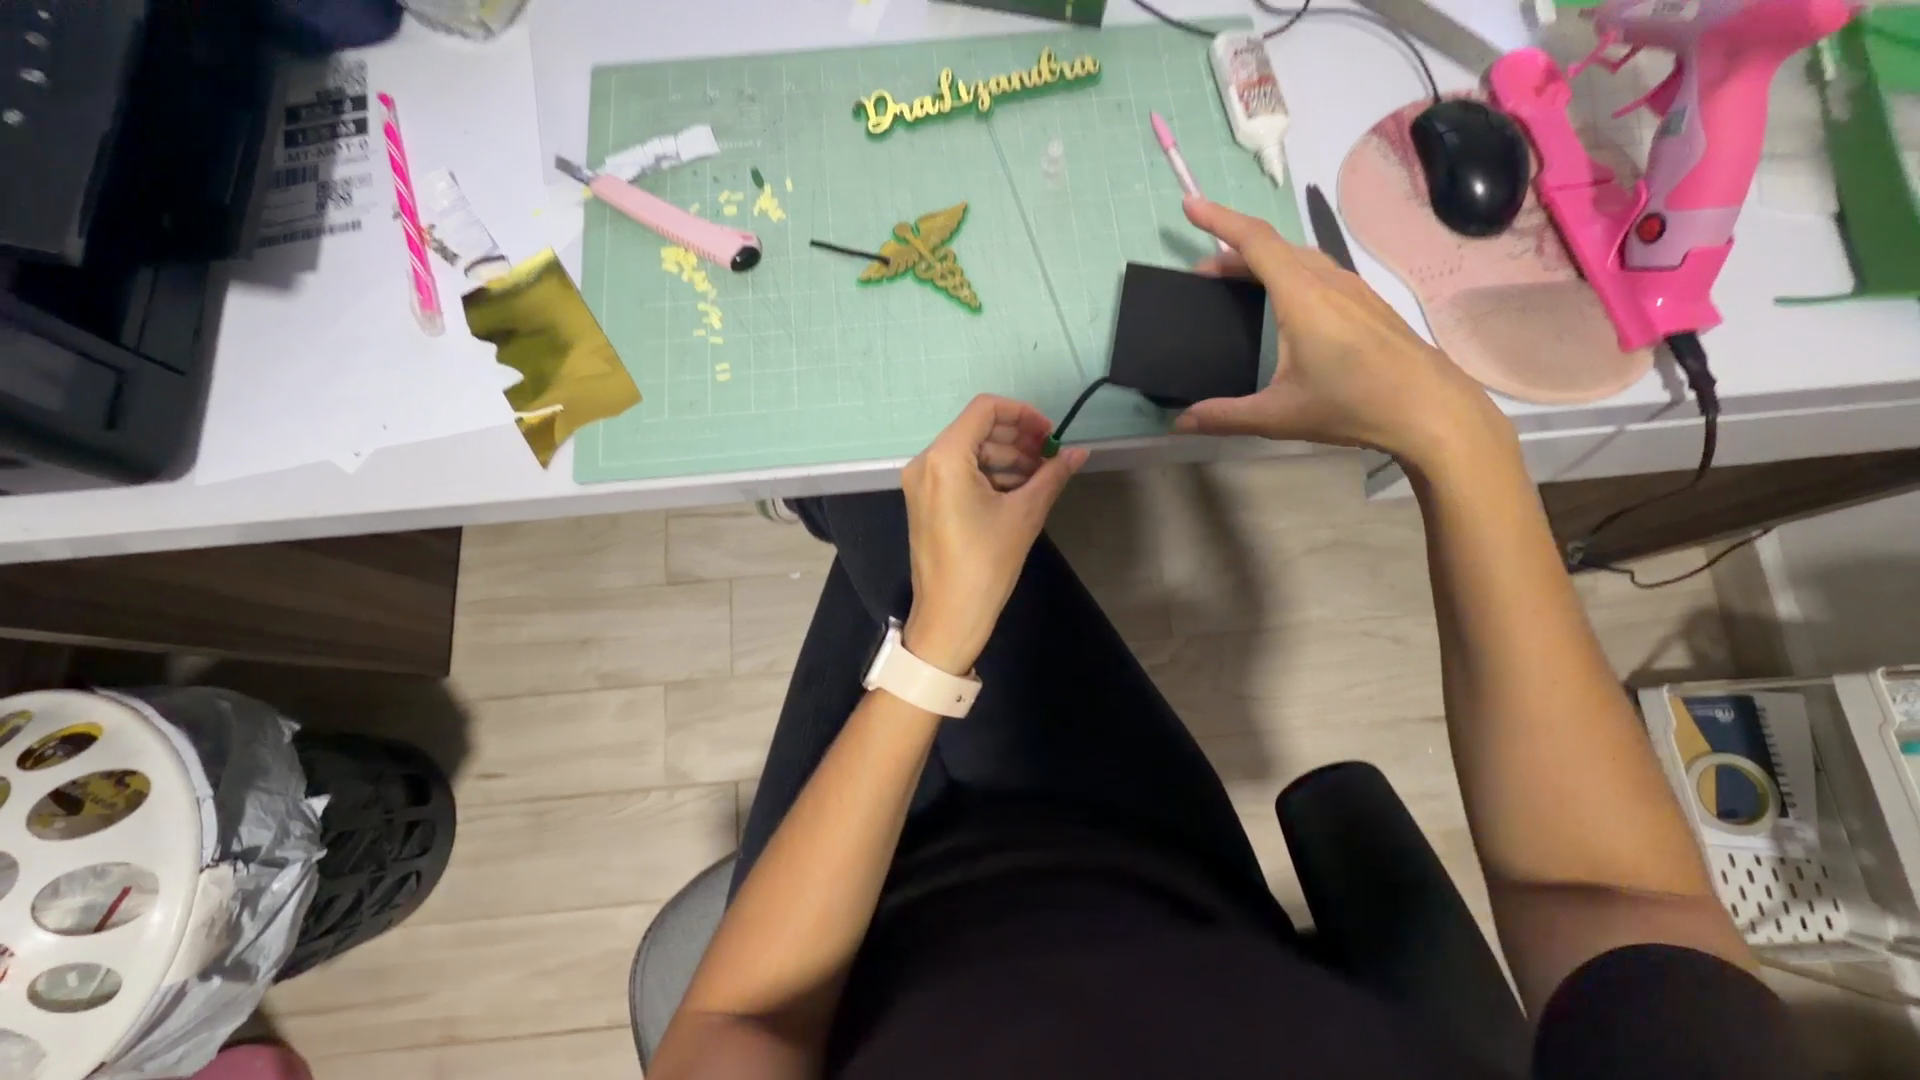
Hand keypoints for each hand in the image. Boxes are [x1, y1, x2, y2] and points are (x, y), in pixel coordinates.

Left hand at [901, 395, 1087, 674]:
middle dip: (1017, 438)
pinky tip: (1019, 490)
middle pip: (976, 429)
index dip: (1022, 414)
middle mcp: (926, 463)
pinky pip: (959, 473)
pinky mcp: (925, 501)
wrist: (950, 616)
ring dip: (1006, 457)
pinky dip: (989, 475)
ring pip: (969, 452)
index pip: (985, 409)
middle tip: (1050, 456)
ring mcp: (922, 483)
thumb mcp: (1025, 514)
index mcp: (945, 458)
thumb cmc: (986, 563)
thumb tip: (1079, 452)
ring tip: (1041, 477)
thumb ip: (1052, 475)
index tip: (1050, 434)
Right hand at [1175, 196, 1511, 467]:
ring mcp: (1352, 289)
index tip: (1190, 205)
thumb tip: (1181, 421)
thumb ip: (1225, 416)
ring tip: (1238, 284)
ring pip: (1299, 257)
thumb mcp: (1279, 415)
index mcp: (1301, 296)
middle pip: (1274, 247)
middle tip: (1202, 273)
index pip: (1254, 242)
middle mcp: (1327, 281)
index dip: (1219, 220)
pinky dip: (1287, 273)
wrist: (1429, 407)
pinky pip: (1317, 272)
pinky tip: (1284, 304)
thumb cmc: (1352, 404)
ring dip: (1263, 261)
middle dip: (1232, 249)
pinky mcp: (1367, 303)